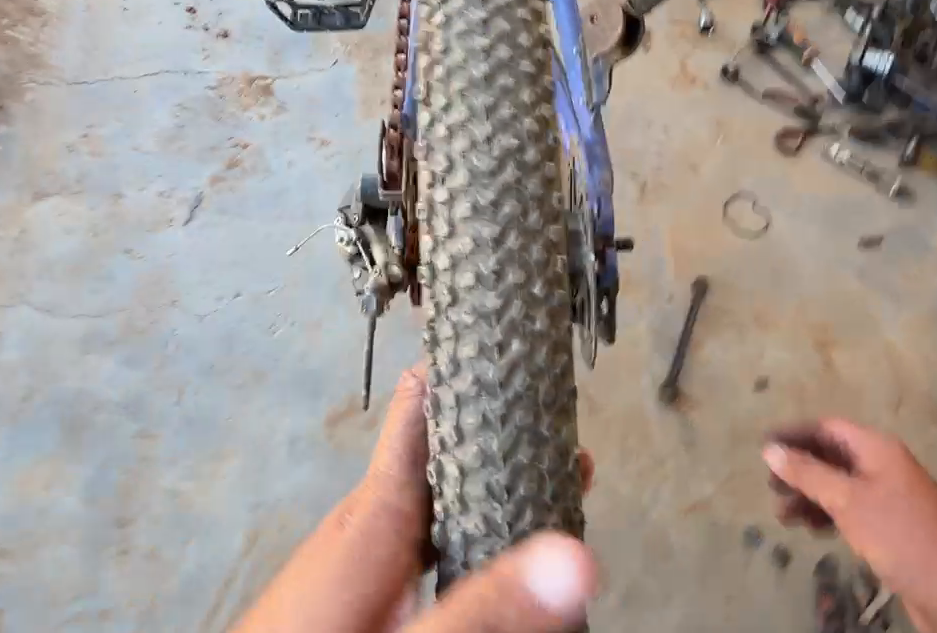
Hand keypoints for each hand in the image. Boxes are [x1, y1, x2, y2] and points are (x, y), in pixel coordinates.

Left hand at [230, 367, 598, 632]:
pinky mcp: (360, 580)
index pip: (421, 401)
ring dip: (489, 476)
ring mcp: (363, 548)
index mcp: (376, 510)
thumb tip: (576, 556)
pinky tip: (497, 542)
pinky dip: (466, 519)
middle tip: (560, 417)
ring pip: (436, 491)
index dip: (465, 358)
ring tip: (548, 472)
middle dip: (499, 426)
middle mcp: (369, 518)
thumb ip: (486, 603)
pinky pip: (425, 530)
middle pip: (441, 445)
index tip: (516, 333)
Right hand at [764, 419, 936, 632]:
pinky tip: (813, 529)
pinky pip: (853, 509)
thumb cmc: (899, 535)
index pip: (828, 428)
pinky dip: (829, 514)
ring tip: (783, 516)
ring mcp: (891, 497)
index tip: (763, 446)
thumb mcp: (847, 500)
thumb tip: (770, 448)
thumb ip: (807, 473)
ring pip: (840, 486)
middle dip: (800, 469)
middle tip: (770, 486)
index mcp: (878, 448)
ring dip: (810, 496)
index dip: (795, 435)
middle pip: (833, 456)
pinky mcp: (894, 527)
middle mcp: (885, 465)